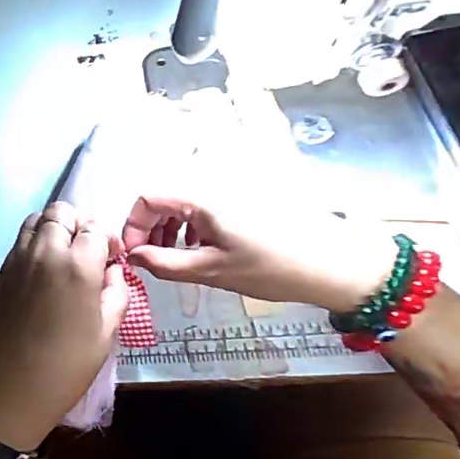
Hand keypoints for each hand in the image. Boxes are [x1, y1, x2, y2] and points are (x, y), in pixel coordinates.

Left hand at [0, 201, 128, 450]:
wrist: (10, 389)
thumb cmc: (66, 366)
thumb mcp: (106, 332)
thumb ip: (116, 292)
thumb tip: (112, 272)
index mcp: (77, 265)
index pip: (96, 227)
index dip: (108, 240)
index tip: (112, 260)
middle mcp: (45, 251)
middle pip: (62, 212)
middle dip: (80, 224)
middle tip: (88, 252)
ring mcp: (18, 259)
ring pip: (37, 219)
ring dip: (55, 228)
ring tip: (65, 257)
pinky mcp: (2, 271)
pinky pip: (21, 240)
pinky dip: (36, 242)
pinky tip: (45, 271)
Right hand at [122, 194, 399, 312]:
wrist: (326, 263)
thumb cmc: (269, 267)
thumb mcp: (211, 271)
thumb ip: (165, 264)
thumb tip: (133, 257)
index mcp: (200, 198)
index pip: (146, 198)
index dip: (133, 226)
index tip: (134, 255)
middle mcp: (210, 187)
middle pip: (162, 201)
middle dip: (149, 231)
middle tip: (152, 262)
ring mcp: (226, 195)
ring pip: (180, 207)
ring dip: (168, 232)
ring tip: (176, 261)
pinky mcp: (239, 206)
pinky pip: (200, 212)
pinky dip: (189, 231)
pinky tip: (200, 254)